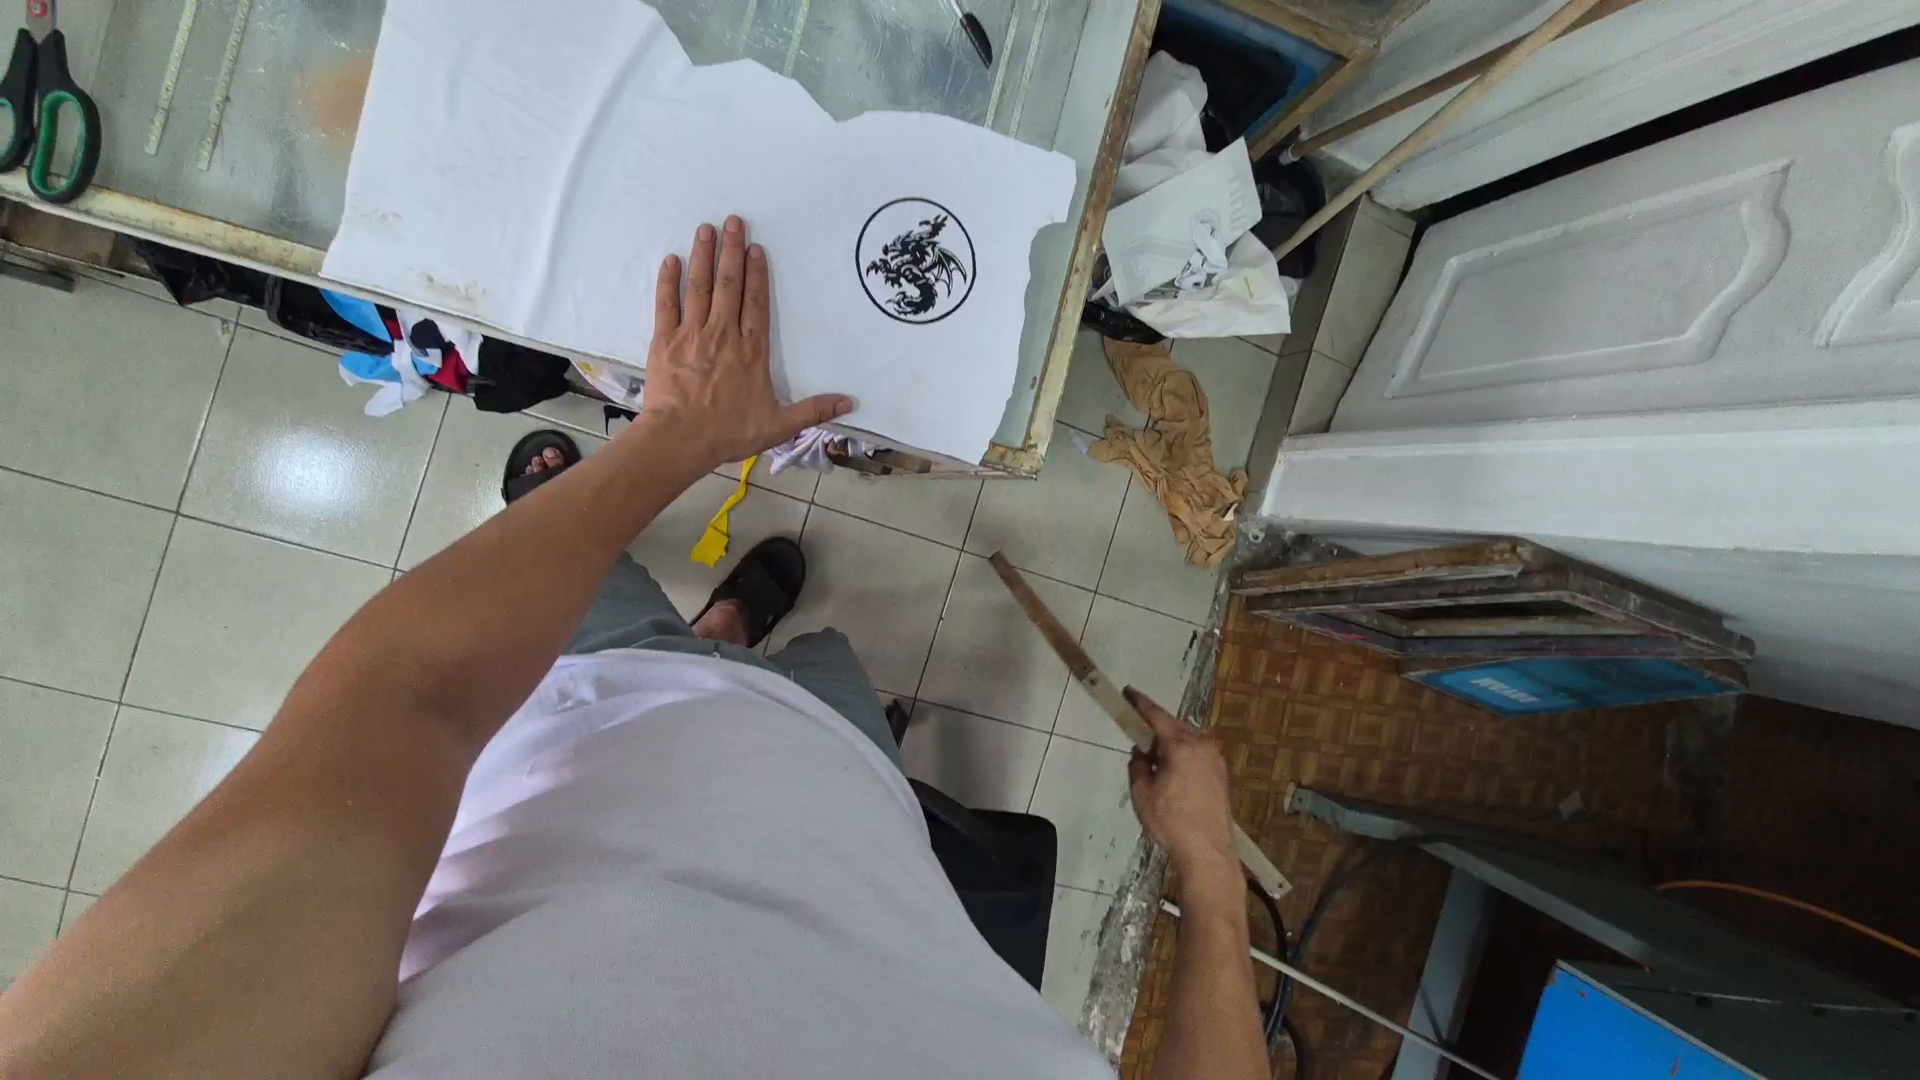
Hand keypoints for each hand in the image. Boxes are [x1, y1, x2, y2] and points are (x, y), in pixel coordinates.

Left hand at [638, 216, 853, 470]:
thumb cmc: (730, 433)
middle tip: (733, 221)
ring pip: (699, 287)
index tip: (756, 248)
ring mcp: (692, 335)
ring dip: (704, 256)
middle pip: (729, 286)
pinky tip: (672, 260)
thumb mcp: (780, 426)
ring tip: (706, 229)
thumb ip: (814, 411)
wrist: (681, 439)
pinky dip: (668, 281)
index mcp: (752, 352)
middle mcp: (723, 335)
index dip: (757, 275)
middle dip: (731, 251)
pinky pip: (666, 304)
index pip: (756, 304)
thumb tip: (850, 404)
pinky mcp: (665, 342)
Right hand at [1126, 688, 1239, 885]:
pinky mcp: (1221, 774)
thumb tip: (1141, 753)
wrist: (1208, 851)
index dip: (1140, 703)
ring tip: (1154, 757)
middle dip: (1156, 726)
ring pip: (1187, 740)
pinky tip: (1172, 770)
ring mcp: (1215, 759)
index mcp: (1181, 746)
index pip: (1157, 716)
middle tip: (1137, 731)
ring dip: (1170, 742)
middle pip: (1174, 726)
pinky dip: (1182, 754)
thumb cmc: (1171, 821)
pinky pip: (1197, 753)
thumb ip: (1138, 766)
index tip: (1128, 692)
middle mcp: (1202, 746)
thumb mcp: (1142, 793)